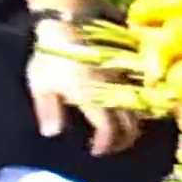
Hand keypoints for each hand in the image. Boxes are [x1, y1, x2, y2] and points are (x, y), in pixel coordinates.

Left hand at [27, 21, 139, 155]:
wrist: (71, 30)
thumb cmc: (52, 58)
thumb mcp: (42, 84)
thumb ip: (49, 110)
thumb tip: (52, 134)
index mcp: (94, 101)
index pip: (109, 131)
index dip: (104, 144)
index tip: (94, 151)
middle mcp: (116, 99)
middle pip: (130, 129)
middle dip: (121, 142)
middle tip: (109, 147)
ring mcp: (126, 90)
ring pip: (139, 119)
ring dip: (131, 132)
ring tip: (118, 136)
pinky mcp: (130, 83)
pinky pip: (140, 106)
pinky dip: (136, 118)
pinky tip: (126, 118)